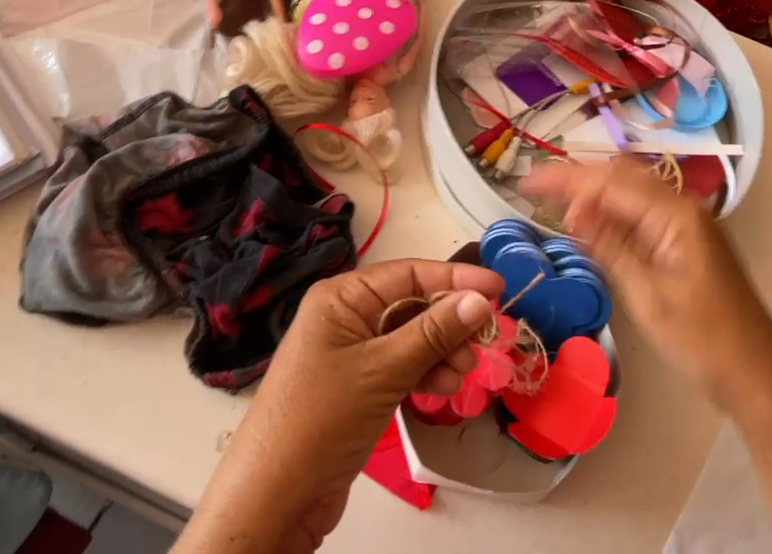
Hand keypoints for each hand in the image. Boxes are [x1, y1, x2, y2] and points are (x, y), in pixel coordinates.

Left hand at [177, 260, 502, 553]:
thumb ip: (435, 332)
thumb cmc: (322, 419)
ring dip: (441, 352)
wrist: (272, 498)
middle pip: (413, 305)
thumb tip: (480, 299)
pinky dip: (424, 374)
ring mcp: (350, 353)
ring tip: (460, 375)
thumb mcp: (384, 370)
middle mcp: (346, 317)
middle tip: (482, 344)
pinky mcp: (357, 387)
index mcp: (342, 297)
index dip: (455, 279)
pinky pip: (401, 366)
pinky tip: (441, 390)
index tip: (498, 289)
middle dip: (449, 322)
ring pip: (412, 338)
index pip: (409, 273)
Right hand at [522, 157, 771, 406]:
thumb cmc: (702, 341)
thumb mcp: (646, 295)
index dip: (567, 179)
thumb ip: (610, 246)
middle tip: (535, 188)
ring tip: (555, 200)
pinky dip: (613, 212)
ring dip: (595, 192)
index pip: (611, 182)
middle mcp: (684, 208)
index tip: (528, 181)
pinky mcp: (687, 242)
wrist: (757, 375)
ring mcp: (688, 224)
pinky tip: (591, 224)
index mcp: (676, 215)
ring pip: (633, 192)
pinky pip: (644, 213)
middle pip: (623, 177)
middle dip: (578, 178)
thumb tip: (573, 207)